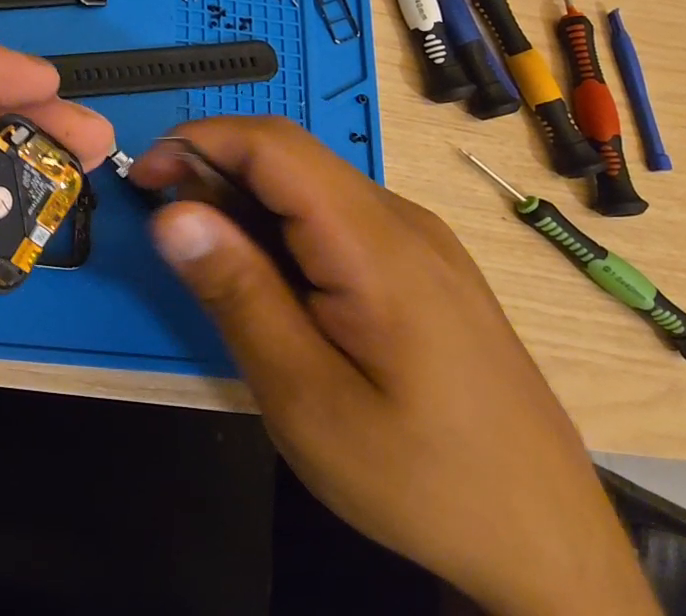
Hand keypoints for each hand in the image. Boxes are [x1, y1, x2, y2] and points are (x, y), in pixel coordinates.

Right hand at [130, 118, 656, 615]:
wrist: (544, 544)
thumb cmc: (418, 478)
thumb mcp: (305, 396)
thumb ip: (238, 293)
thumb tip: (171, 212)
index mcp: (376, 244)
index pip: (273, 146)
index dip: (197, 142)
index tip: (141, 181)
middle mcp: (404, 224)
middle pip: (291, 161)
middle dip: (213, 177)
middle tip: (172, 245)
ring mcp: (421, 247)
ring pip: (311, 191)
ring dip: (244, 208)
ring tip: (215, 278)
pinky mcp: (424, 273)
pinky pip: (336, 224)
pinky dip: (281, 235)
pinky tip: (272, 293)